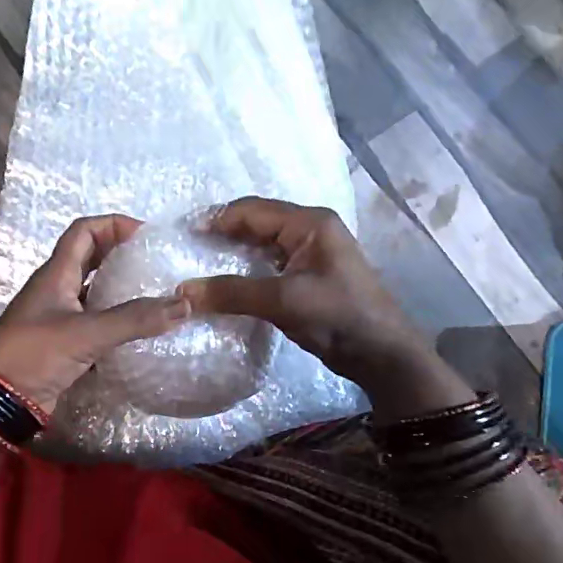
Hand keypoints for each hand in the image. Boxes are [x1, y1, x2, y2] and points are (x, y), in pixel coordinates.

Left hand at [0, 214, 191, 411]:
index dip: (113, 225)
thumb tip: (184, 304)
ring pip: (94, 296)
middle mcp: (57, 291)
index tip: (146, 236)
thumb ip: (134, 319)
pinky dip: (116, 327)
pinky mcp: (64, 347)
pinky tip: (140, 335)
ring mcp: (59, 320)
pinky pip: (95, 327)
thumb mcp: (86, 333)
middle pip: (91, 260)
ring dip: (121, 293)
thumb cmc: (34, 353)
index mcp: (56, 274)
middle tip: (156, 265)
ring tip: (155, 297)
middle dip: (122, 257)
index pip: (84, 231)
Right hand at [177, 197, 471, 419]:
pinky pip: (269, 268)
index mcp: (309, 223)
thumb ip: (233, 293)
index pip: (253, 209)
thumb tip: (183, 290)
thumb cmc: (337, 316)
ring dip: (233, 256)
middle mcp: (310, 231)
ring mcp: (310, 256)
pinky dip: (246, 275)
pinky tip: (227, 288)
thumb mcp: (283, 301)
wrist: (380, 353)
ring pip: (262, 247)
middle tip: (187, 251)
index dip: (217, 218)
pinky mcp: (308, 280)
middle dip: (222, 235)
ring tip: (200, 268)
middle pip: (257, 224)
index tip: (183, 234)